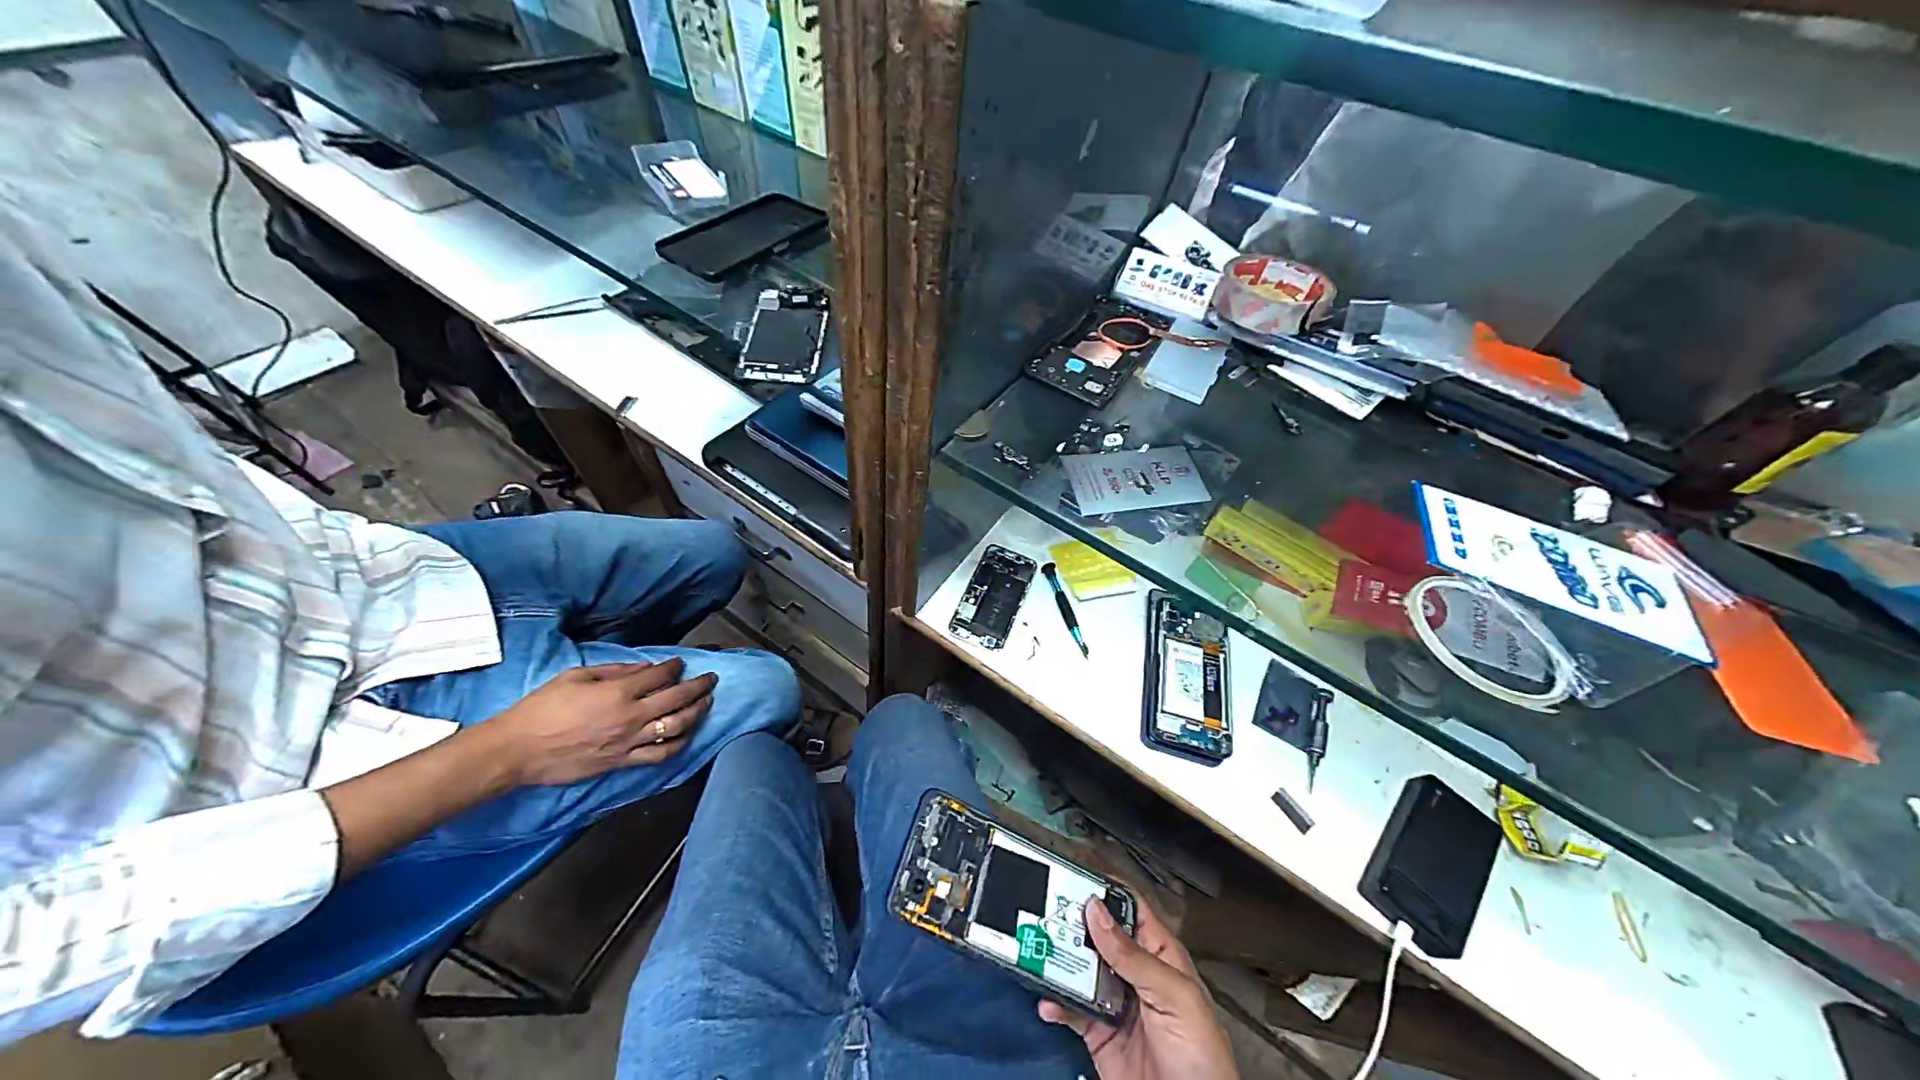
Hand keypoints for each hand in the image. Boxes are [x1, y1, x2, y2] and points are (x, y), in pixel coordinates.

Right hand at [477, 659, 716, 786]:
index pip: (660, 676)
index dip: (675, 667)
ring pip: (677, 727)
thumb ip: (615, 671)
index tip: (680, 663)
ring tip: (707, 703)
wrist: (517, 750)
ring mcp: (629, 743)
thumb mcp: (575, 676)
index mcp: (618, 693)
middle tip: (711, 679)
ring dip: (697, 713)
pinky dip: (679, 744)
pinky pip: (660, 755)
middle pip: (679, 699)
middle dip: (700, 686)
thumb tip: (644, 669)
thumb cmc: (540, 709)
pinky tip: (687, 735)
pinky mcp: (622, 763)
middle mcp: (631, 718)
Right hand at [1039, 895, 1237, 1079]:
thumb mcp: (1174, 997)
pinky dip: (1055, 1002)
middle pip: (1097, 935)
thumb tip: (1097, 911)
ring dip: (1058, 961)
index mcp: (1159, 955)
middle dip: (1072, 923)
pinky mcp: (1098, 1032)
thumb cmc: (1203, 1059)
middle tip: (1047, 913)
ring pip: (1079, 968)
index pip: (1130, 908)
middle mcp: (1134, 973)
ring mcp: (1114, 1001)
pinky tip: (1048, 1001)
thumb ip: (1134, 956)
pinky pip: (1070, 1008)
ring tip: (1040, 952)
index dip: (1105, 890)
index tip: (1075, 878)